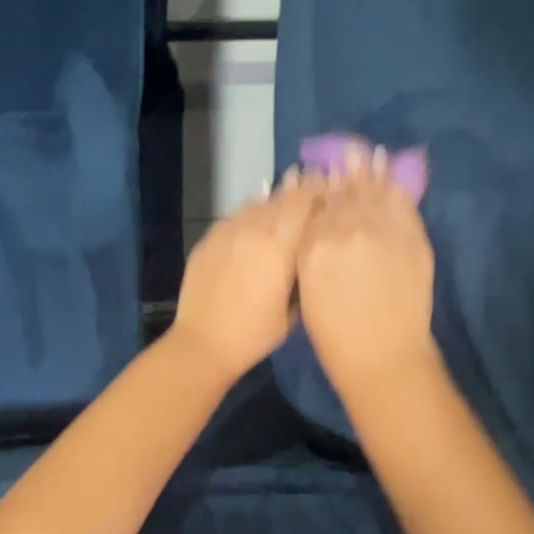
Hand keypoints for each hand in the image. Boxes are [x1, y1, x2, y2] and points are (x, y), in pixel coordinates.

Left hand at [169, 172, 320, 377]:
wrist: (203, 343)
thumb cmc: (255, 334)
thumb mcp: (294, 309)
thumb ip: (303, 273)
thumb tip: (309, 250)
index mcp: (280, 244)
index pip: (304, 201)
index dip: (319, 191)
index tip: (330, 190)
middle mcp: (253, 229)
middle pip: (280, 198)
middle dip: (297, 192)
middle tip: (310, 192)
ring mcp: (226, 233)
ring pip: (254, 204)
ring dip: (271, 202)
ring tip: (281, 205)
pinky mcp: (207, 242)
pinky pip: (232, 218)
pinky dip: (246, 216)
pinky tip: (251, 224)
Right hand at [296, 149, 438, 393]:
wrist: (380, 355)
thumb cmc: (334, 334)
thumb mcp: (307, 290)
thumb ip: (309, 251)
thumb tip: (316, 224)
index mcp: (314, 246)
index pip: (315, 205)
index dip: (317, 189)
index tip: (316, 175)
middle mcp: (347, 229)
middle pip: (343, 191)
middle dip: (341, 173)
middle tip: (340, 154)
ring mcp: (383, 230)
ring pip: (372, 190)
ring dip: (366, 170)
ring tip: (362, 152)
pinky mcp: (412, 237)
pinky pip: (400, 200)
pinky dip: (393, 183)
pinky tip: (388, 169)